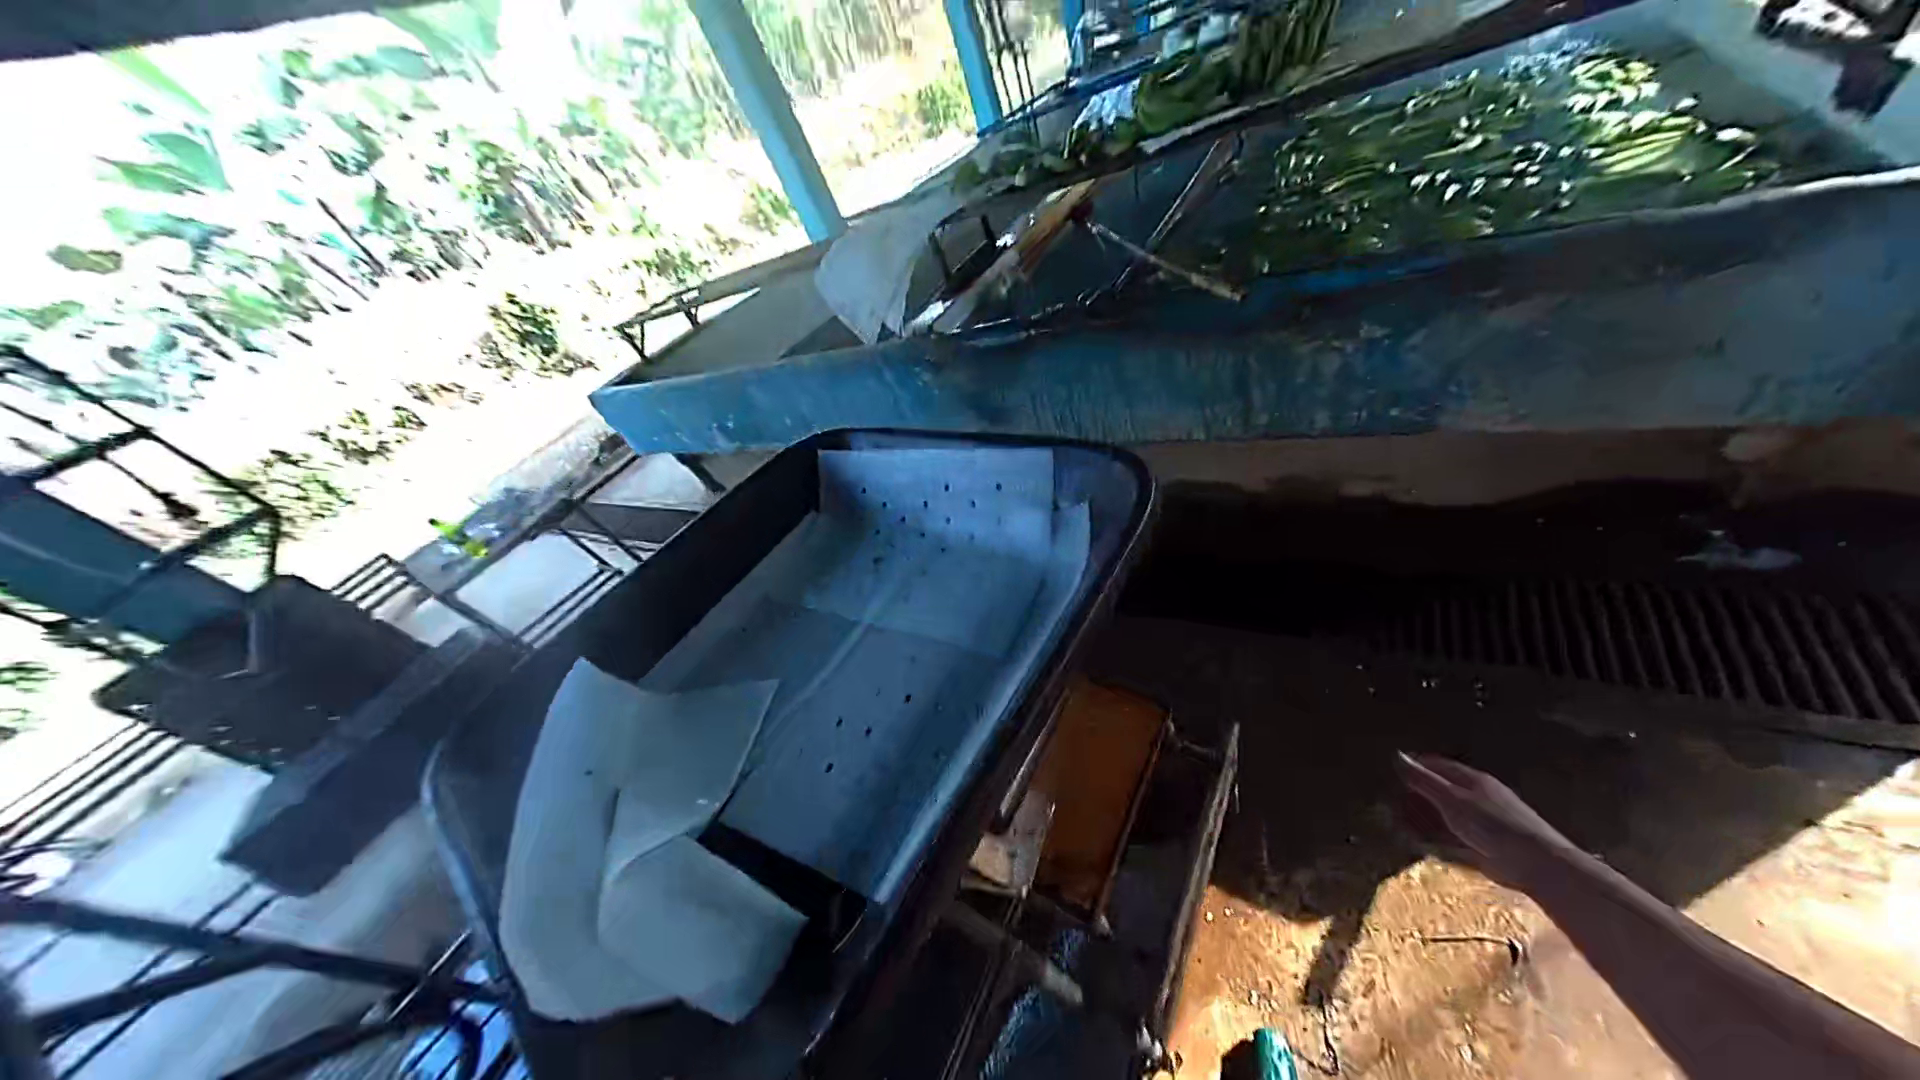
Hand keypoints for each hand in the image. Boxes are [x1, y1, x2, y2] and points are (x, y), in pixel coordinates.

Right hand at [1395, 752, 1587, 892]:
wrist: (1539, 865)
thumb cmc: (1493, 825)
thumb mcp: (1451, 799)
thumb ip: (1424, 780)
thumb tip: (1398, 756)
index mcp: (1474, 780)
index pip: (1440, 765)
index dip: (1418, 765)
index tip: (1396, 767)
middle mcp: (1482, 796)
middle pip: (1445, 788)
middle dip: (1422, 790)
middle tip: (1397, 795)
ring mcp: (1488, 821)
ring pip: (1451, 812)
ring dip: (1430, 815)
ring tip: (1407, 820)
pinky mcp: (1491, 844)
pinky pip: (1458, 834)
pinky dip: (1441, 835)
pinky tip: (1429, 842)